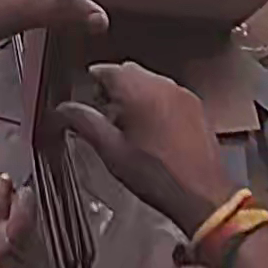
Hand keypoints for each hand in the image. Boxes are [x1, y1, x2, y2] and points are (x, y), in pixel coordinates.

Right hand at [55, 62, 232, 234]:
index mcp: (136, 89)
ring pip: (148, 80)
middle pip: (127, 72)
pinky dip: (156, 101)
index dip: (92, 84)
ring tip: (131, 126)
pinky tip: (154, 130)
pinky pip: (167, 92)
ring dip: (135, 94)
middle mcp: (160, 83)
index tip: (88, 102)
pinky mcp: (196, 106)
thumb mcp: (111, 151)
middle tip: (107, 117)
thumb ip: (85, 122)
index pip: (104, 69)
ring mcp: (181, 93)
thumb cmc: (155, 175)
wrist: (205, 199)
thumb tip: (62, 109)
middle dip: (113, 88)